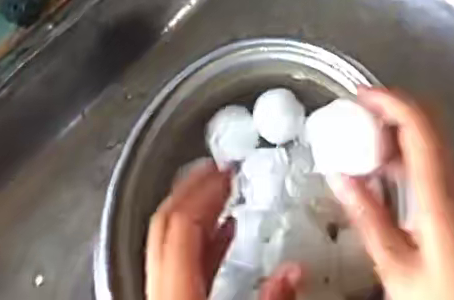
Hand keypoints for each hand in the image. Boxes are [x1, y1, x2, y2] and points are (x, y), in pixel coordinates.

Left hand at [145, 162, 300, 299]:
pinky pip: (181, 262)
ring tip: (224, 189)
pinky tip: (226, 230)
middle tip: (218, 165)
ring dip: (198, 209)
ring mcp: (162, 293)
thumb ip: (269, 297)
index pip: (181, 222)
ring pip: (171, 239)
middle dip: (194, 188)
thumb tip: (293, 270)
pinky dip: (202, 240)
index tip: (226, 167)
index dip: (204, 189)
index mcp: (174, 288)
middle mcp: (160, 287)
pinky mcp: (173, 297)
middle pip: (169, 222)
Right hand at [329, 89, 453, 299]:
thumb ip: (368, 218)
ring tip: (364, 142)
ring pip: (432, 144)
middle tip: (358, 113)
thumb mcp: (396, 269)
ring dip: (399, 133)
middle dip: (392, 110)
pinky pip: (434, 165)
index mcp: (438, 193)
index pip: (418, 124)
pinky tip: (387, 176)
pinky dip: (408, 155)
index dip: (389, 100)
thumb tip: (341, 176)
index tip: (361, 94)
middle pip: (428, 126)